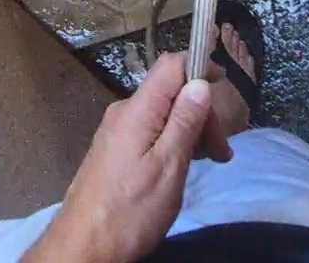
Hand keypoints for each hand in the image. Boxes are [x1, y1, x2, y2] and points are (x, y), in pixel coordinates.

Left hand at [24, 54, 219, 262]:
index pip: (171, 64)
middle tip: (223, 151)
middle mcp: (125, 110)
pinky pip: (151, 130)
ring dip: (190, 129)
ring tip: (212, 161)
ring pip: (162, 112)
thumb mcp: (167, 167)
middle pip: (170, 91)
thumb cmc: (130, 210)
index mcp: (138, 109)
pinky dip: (173, 140)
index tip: (226, 86)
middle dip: (201, 111)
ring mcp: (118, 129)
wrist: (82, 247)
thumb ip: (184, 122)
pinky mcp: (115, 148)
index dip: (200, 66)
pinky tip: (185, 164)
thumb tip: (201, 81)